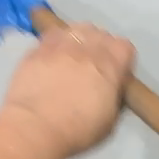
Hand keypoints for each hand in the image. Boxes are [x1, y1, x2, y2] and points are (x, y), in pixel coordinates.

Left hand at [0, 22, 135, 158]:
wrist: (34, 126)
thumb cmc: (76, 130)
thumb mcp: (110, 118)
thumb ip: (113, 93)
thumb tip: (111, 83)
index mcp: (108, 66)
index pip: (124, 45)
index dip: (122, 57)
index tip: (116, 70)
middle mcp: (85, 49)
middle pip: (100, 33)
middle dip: (101, 45)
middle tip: (94, 63)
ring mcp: (59, 46)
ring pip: (76, 28)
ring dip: (79, 38)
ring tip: (73, 54)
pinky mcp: (36, 49)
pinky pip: (52, 34)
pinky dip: (56, 41)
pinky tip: (52, 54)